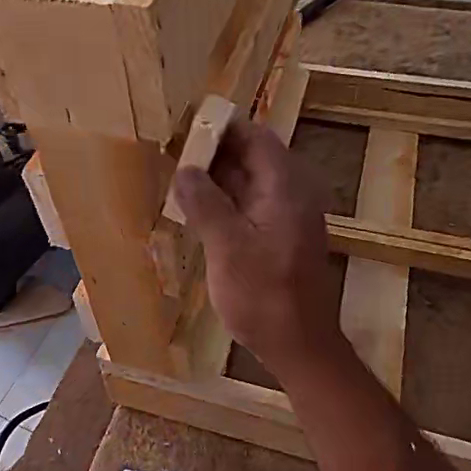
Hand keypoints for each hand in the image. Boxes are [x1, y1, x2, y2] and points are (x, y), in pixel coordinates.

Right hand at [170, 120, 344, 373]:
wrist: (297, 344)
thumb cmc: (263, 295)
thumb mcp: (227, 247)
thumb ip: (205, 203)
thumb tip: (185, 169)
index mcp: (285, 188)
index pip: (256, 138)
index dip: (222, 128)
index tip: (185, 127)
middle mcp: (291, 195)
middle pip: (253, 157)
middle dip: (215, 152)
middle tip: (173, 152)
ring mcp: (286, 218)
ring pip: (249, 183)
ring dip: (217, 178)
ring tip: (177, 178)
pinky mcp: (278, 239)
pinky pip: (249, 206)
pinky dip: (224, 202)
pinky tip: (197, 211)